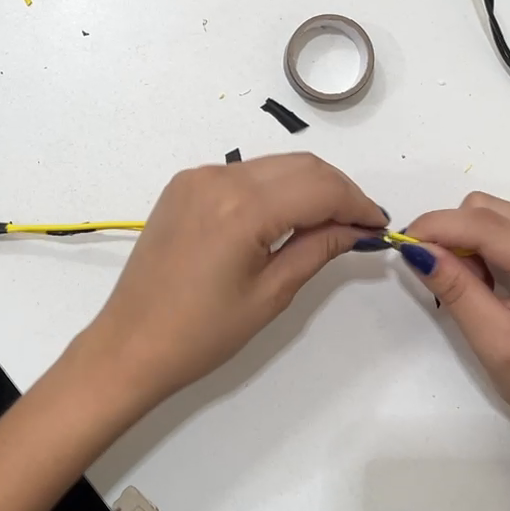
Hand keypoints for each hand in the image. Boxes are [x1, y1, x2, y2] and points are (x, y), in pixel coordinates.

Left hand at [78, 154, 387, 407]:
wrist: (129, 345)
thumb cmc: (201, 333)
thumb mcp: (270, 294)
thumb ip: (318, 249)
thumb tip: (358, 228)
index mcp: (243, 207)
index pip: (320, 188)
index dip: (357, 203)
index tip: (380, 225)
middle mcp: (220, 177)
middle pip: (301, 166)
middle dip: (337, 190)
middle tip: (360, 224)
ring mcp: (198, 177)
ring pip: (274, 165)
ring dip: (307, 186)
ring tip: (330, 223)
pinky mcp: (184, 184)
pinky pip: (244, 173)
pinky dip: (274, 188)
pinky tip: (286, 217)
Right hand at [400, 193, 509, 437]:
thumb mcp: (491, 339)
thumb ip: (455, 289)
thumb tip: (415, 249)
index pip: (486, 226)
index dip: (439, 226)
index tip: (401, 244)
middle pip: (485, 209)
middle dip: (451, 234)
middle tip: (443, 279)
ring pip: (488, 212)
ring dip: (463, 240)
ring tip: (470, 285)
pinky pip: (496, 225)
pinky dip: (475, 245)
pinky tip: (482, 280)